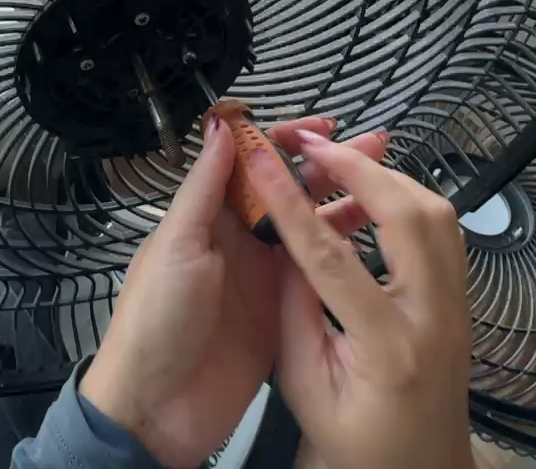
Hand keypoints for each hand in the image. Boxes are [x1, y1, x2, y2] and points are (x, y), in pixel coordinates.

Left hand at [81, 114, 385, 467]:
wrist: (157, 410)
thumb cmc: (154, 320)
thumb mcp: (176, 244)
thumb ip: (204, 187)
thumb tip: (221, 126)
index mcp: (207, 214)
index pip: (248, 163)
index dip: (282, 140)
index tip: (318, 127)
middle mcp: (237, 237)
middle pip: (285, 190)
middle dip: (324, 165)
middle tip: (369, 145)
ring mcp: (263, 274)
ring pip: (306, 226)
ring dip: (340, 201)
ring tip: (380, 179)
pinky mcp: (283, 311)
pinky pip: (315, 272)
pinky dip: (340, 251)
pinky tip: (370, 235)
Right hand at [249, 131, 472, 468]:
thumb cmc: (363, 447)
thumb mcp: (306, 388)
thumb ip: (292, 309)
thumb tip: (282, 241)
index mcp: (388, 349)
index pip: (331, 256)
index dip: (290, 201)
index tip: (263, 160)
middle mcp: (435, 319)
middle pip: (408, 215)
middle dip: (355, 166)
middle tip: (310, 145)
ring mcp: (458, 307)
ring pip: (436, 212)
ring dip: (384, 176)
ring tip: (336, 164)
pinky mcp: (461, 299)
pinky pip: (441, 228)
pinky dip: (404, 197)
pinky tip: (370, 195)